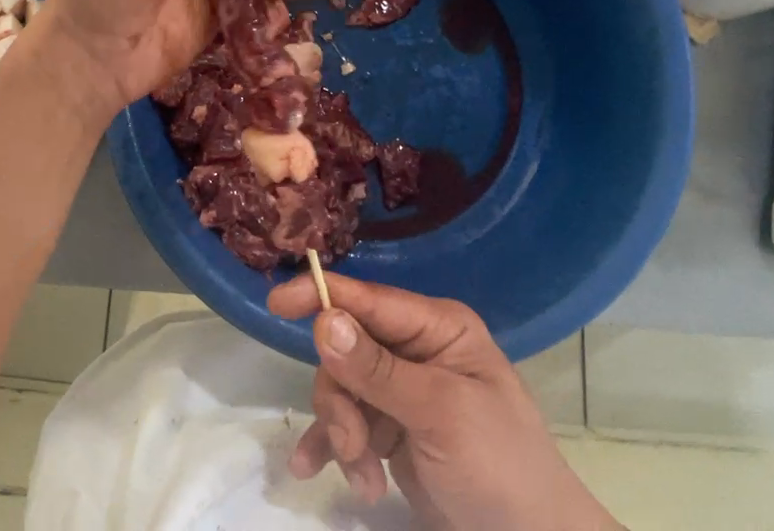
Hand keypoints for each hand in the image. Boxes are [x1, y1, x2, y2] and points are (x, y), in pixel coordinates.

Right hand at [269, 275, 621, 530]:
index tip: (274, 304)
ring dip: (343, 434)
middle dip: (341, 400)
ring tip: (363, 478)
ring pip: (341, 390)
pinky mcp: (392, 430)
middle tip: (353, 444)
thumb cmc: (499, 465)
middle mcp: (416, 350)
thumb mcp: (440, 413)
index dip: (320, 296)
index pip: (368, 300)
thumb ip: (377, 369)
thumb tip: (324, 320)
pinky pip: (346, 425)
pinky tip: (313, 471)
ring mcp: (402, 391)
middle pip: (345, 350)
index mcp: (437, 328)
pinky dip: (333, 448)